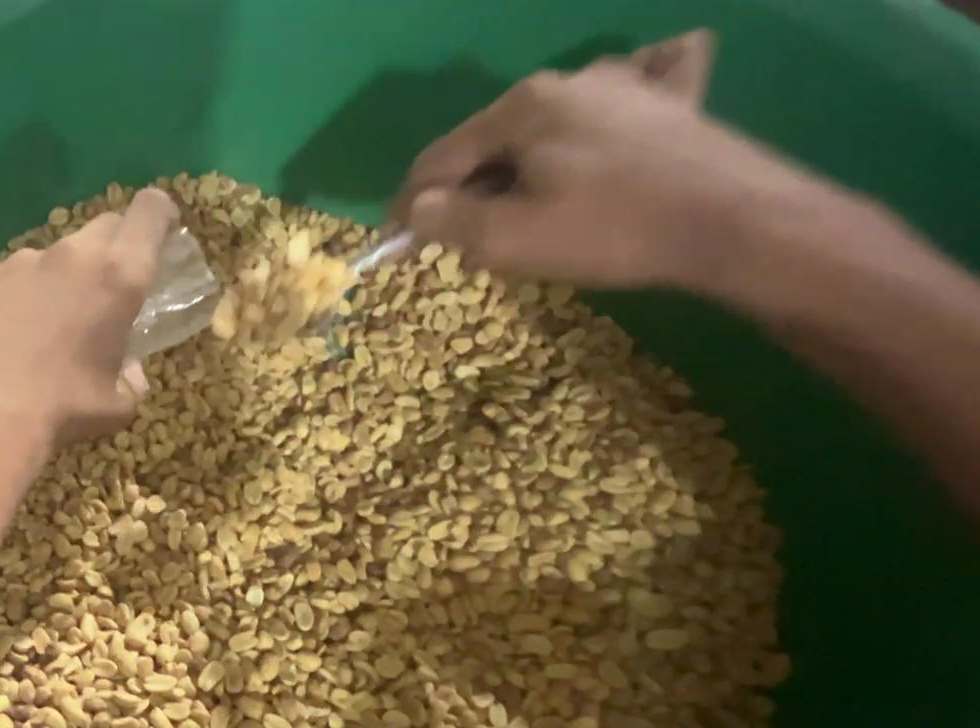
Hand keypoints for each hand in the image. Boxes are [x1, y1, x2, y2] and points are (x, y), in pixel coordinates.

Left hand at [0, 187, 177, 459]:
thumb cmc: (64, 411)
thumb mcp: (117, 405)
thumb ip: (131, 379)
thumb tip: (129, 372)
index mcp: (120, 277)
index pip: (151, 211)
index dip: (159, 217)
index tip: (159, 236)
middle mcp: (72, 255)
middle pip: (102, 227)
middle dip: (109, 250)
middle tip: (100, 292)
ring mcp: (20, 260)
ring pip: (49, 255)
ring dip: (54, 279)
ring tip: (38, 326)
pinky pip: (0, 276)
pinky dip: (6, 296)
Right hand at [392, 30, 826, 290]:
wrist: (734, 223)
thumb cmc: (608, 231)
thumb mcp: (508, 238)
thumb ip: (447, 220)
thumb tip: (416, 208)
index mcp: (521, 108)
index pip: (440, 159)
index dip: (410, 205)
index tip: (396, 244)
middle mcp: (568, 81)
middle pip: (490, 143)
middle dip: (468, 192)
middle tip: (462, 244)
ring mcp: (625, 84)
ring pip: (545, 126)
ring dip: (521, 168)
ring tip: (522, 210)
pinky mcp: (669, 101)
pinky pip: (625, 91)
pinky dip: (605, 112)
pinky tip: (610, 125)